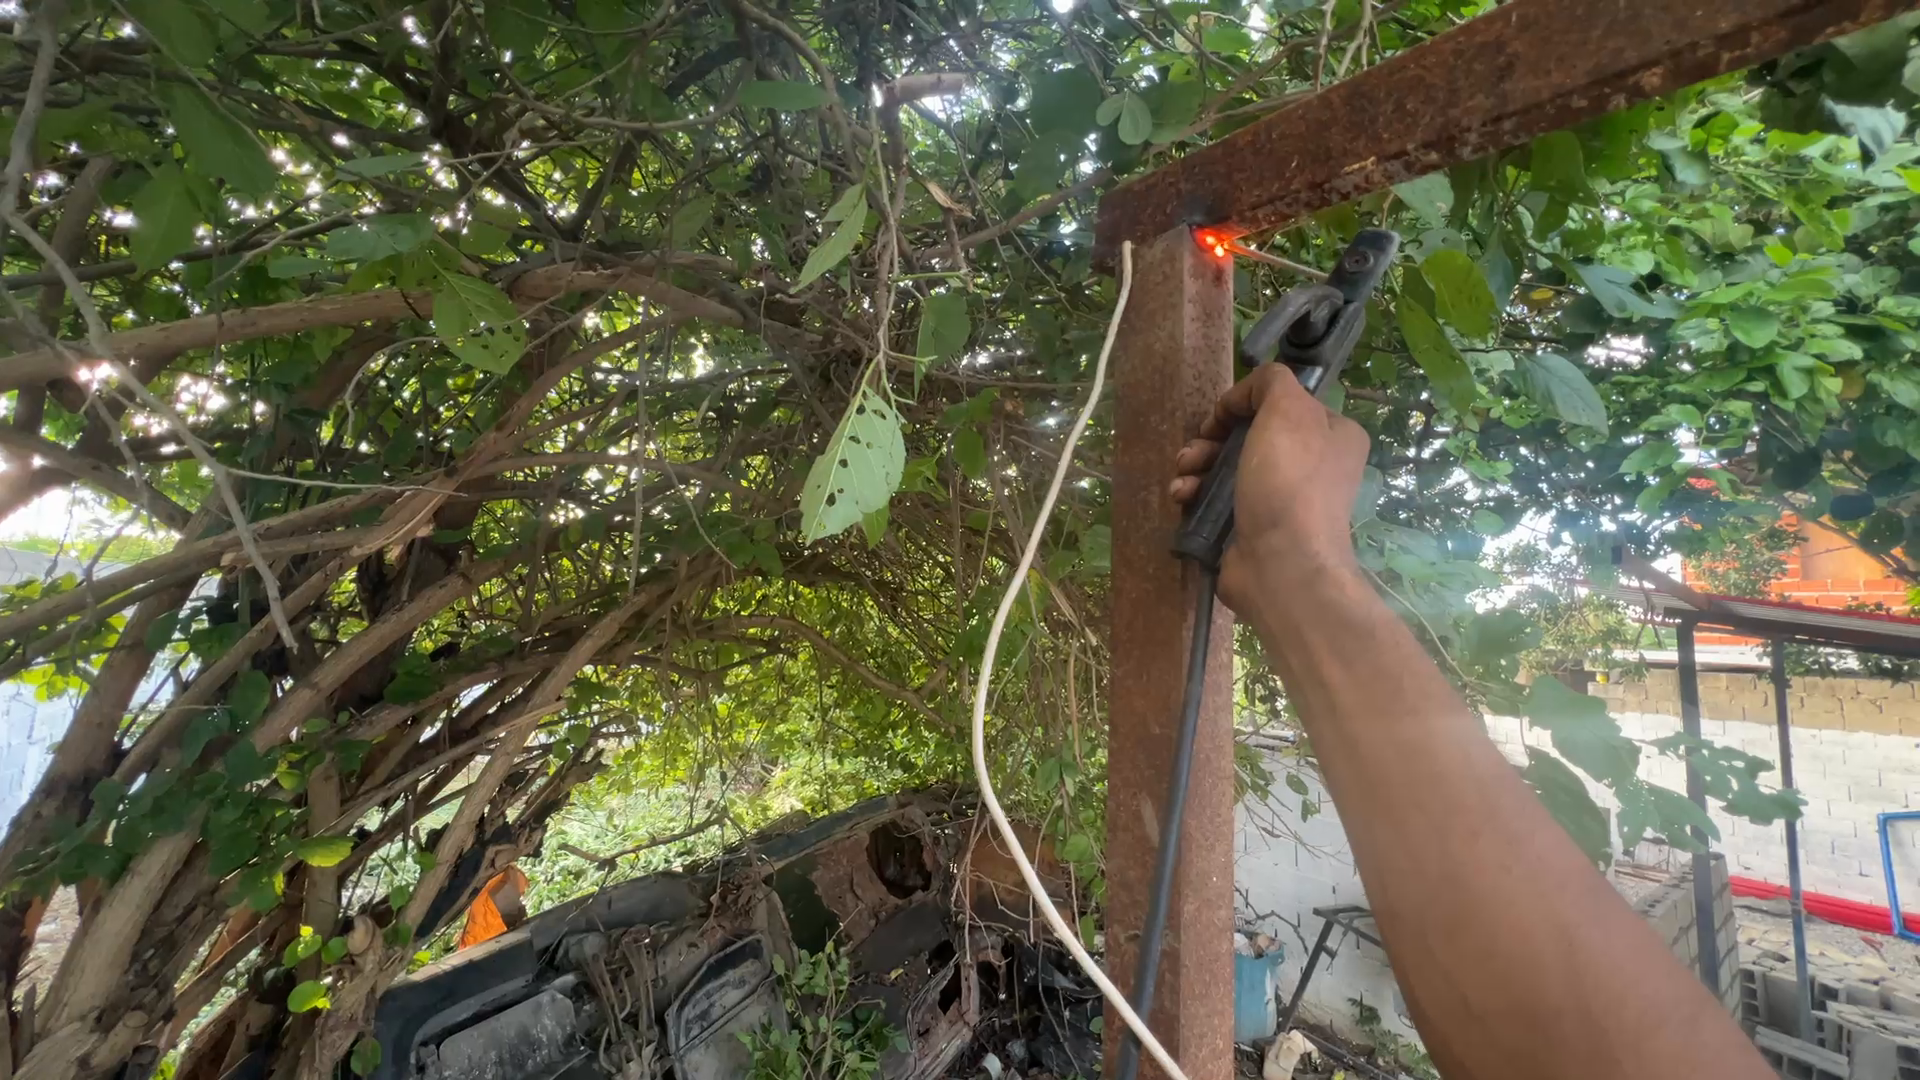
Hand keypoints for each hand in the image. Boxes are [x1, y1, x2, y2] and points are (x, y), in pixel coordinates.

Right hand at [1168, 365, 1370, 613]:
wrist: (1281, 565)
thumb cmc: (1288, 484)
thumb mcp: (1288, 412)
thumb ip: (1270, 382)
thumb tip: (1245, 394)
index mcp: (1330, 433)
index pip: (1279, 403)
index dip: (1242, 404)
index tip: (1218, 419)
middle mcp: (1309, 463)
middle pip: (1246, 434)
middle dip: (1210, 439)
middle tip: (1194, 451)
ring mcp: (1278, 497)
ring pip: (1225, 466)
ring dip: (1194, 466)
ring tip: (1183, 478)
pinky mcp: (1249, 525)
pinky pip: (1214, 498)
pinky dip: (1194, 494)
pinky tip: (1182, 497)